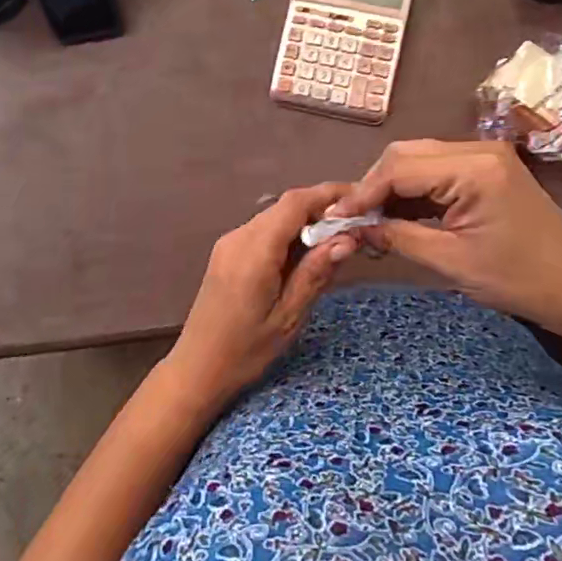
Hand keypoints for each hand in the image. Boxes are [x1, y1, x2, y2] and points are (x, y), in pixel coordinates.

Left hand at [165, 183, 358, 403]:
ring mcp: (228, 244)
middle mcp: (238, 238)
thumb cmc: (246, 349)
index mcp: (253, 251)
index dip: (330, 195)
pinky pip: (262, 232)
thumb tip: (346, 238)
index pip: (295, 203)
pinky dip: (288, 235)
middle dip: (322, 210)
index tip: (363, 201)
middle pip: (284, 207)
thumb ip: (315, 273)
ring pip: (274, 218)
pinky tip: (307, 255)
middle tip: (358, 226)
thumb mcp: (288, 316)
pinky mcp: (226, 254)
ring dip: (306, 223)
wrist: (198, 365)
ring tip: (339, 242)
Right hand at [328, 140, 561, 333]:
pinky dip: (409, 190)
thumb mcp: (449, 261)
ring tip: (368, 218)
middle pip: (404, 155)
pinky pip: (434, 170)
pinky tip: (395, 214)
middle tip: (350, 218)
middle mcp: (478, 151)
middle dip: (372, 186)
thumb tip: (352, 229)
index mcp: (474, 170)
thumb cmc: (519, 279)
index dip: (362, 193)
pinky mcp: (485, 169)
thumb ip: (395, 237)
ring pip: (415, 159)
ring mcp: (484, 157)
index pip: (398, 169)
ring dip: (388, 187)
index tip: (335, 217)